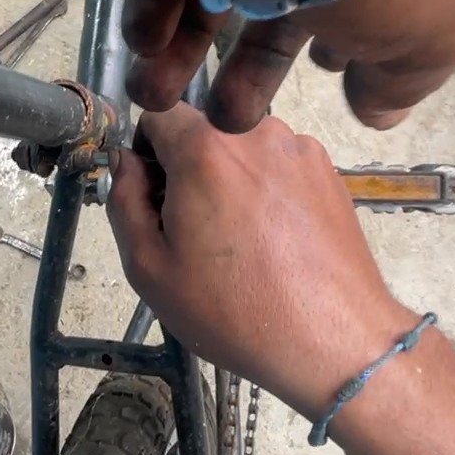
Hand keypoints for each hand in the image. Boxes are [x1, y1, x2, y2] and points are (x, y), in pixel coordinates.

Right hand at [105, 103, 416, 401]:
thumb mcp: (148, 266)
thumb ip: (122, 200)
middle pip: (201, 131)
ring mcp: (299, 149)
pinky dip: (264, 189)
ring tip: (237, 239)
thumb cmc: (233, 309)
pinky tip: (270, 240)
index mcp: (204, 148)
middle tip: (190, 228)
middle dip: (185, 167)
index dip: (144, 151)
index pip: (157, 113)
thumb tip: (124, 162)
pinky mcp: (328, 171)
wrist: (332, 341)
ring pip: (240, 148)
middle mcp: (255, 132)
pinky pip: (277, 165)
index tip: (152, 194)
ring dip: (226, 177)